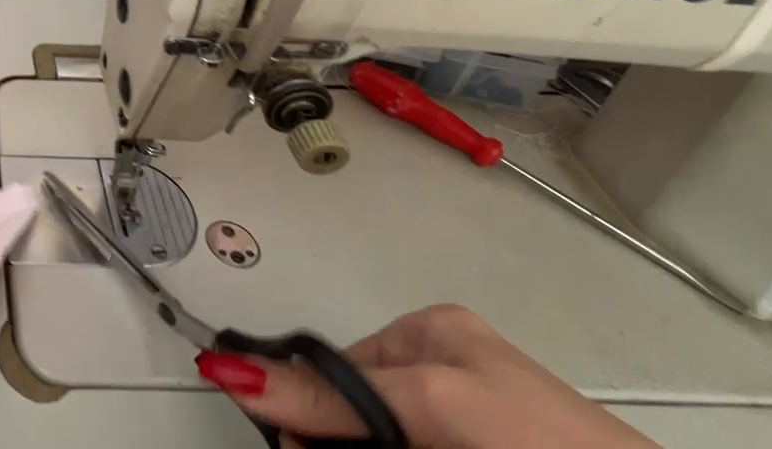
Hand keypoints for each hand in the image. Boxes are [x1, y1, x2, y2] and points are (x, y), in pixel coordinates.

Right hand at [200, 305, 659, 448]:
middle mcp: (448, 372)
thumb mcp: (425, 404)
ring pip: (388, 441)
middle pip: (361, 411)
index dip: (310, 413)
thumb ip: (331, 394)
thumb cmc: (540, 441)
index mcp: (430, 333)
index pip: (336, 367)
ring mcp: (472, 425)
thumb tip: (231, 369)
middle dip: (342, 443)